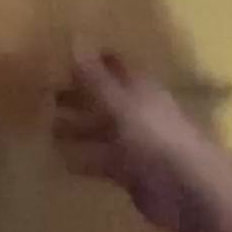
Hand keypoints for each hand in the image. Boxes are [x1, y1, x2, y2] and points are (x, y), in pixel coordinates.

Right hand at [53, 52, 231, 231]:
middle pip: (103, 99)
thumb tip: (75, 39)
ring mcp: (134, 144)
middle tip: (43, 95)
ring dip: (75, 129)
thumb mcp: (123, 106)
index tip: (60, 58)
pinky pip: (100, 161)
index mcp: (140, 89)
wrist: (189, 193)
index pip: (113, 66)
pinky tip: (59, 160)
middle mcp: (137, 112)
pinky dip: (81, 159)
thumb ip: (96, 79)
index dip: (90, 61)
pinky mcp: (129, 173)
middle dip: (76, 96)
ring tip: (43, 128)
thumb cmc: (157, 140)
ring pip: (99, 131)